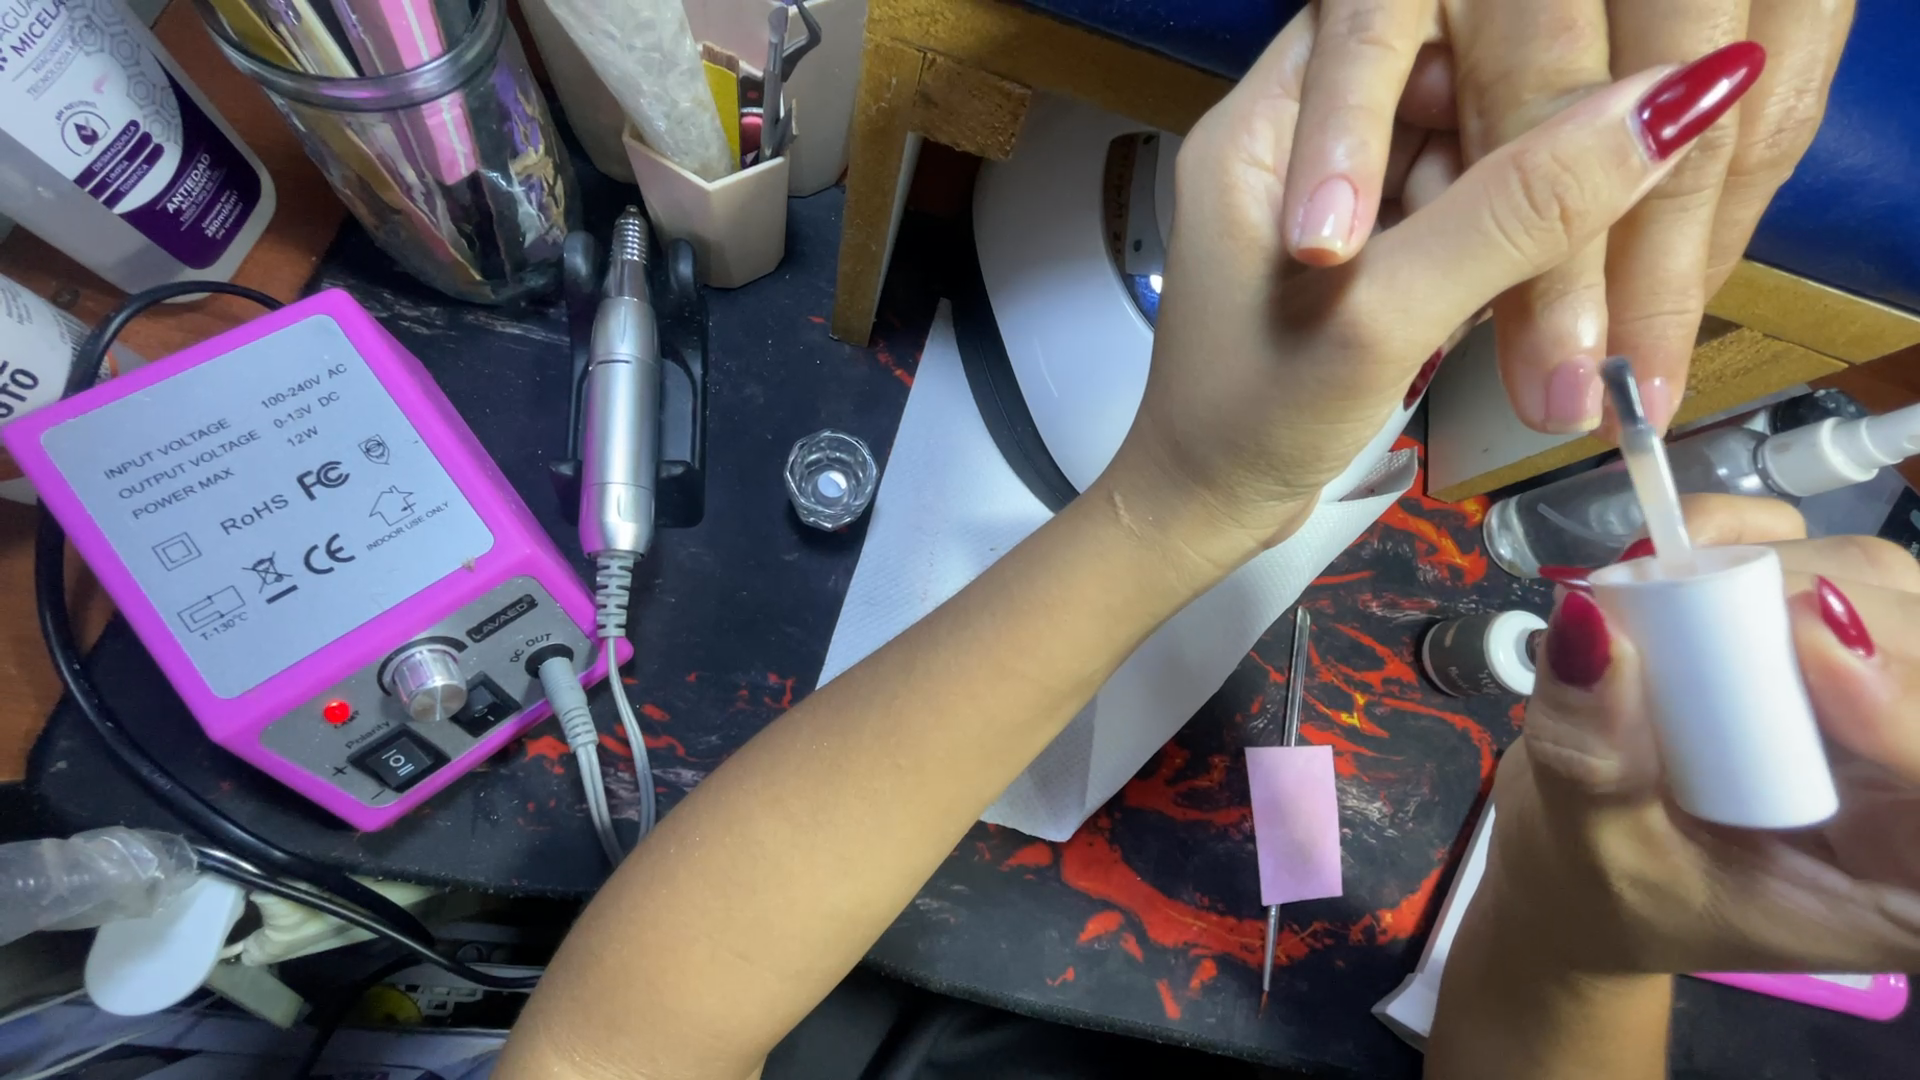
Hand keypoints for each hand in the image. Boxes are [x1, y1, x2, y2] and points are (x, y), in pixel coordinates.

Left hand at [1278, 0, 1854, 434]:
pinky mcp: (1350, 263)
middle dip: (1520, 143)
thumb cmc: (1255, 418)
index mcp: (1257, 135)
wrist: (1207, 505)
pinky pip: (1441, 216)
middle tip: (1601, 195)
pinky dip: (1492, 248)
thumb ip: (1516, 209)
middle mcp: (1285, 153)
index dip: (1501, 32)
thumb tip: (1690, 88)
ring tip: (1564, 273)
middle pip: (1435, 84)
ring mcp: (1320, 209)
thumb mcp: (1382, 315)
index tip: (1595, 68)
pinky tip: (1529, 291)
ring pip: (1450, 155)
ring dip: (1518, 209)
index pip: (1384, 17)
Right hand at [1481, 495, 1919, 974]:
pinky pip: (1825, 567)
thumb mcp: (1590, 845)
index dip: (1907, 693)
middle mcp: (1917, 772)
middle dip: (1829, 609)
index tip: (1805, 635)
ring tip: (1655, 582)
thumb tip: (1586, 627)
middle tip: (1681, 596)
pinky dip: (1752, 536)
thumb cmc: (1598, 889)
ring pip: (1891, 593)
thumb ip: (1591, 755)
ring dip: (1780, 565)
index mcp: (1916, 872)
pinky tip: (1685, 548)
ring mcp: (1871, 706)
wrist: (1583, 874)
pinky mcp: (1810, 654)